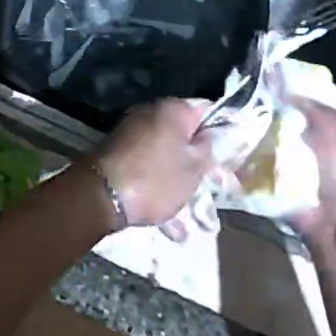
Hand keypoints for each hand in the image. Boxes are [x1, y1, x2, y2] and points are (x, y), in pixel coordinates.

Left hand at [92, 98, 214, 229]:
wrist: (101, 195)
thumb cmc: (156, 178)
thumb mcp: (194, 167)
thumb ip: (209, 148)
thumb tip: (212, 134)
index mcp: (172, 109)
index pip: (207, 111)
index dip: (224, 132)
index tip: (234, 155)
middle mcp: (151, 114)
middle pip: (186, 136)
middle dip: (204, 164)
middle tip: (222, 189)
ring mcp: (133, 134)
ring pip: (168, 157)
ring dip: (184, 184)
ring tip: (200, 218)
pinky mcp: (121, 155)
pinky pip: (150, 170)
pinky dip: (162, 191)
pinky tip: (174, 226)